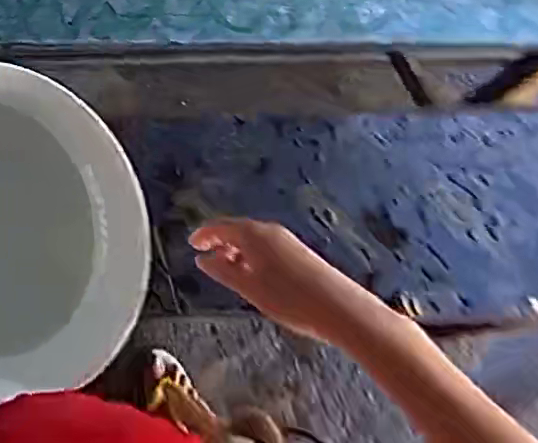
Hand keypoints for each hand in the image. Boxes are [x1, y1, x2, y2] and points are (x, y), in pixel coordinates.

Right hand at [188, 218, 396, 345]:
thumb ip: (222, 271)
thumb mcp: (249, 288)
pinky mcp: (301, 253)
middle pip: (236, 230)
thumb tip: (203, 260)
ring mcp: (287, 240)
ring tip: (232, 269)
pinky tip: (258, 274)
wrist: (345, 311)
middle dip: (221, 242)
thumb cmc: (292, 299)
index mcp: (251, 233)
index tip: (193, 244)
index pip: (218, 227)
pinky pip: (268, 246)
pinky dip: (255, 255)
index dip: (202, 235)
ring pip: (253, 239)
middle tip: (209, 256)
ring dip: (238, 250)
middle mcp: (268, 230)